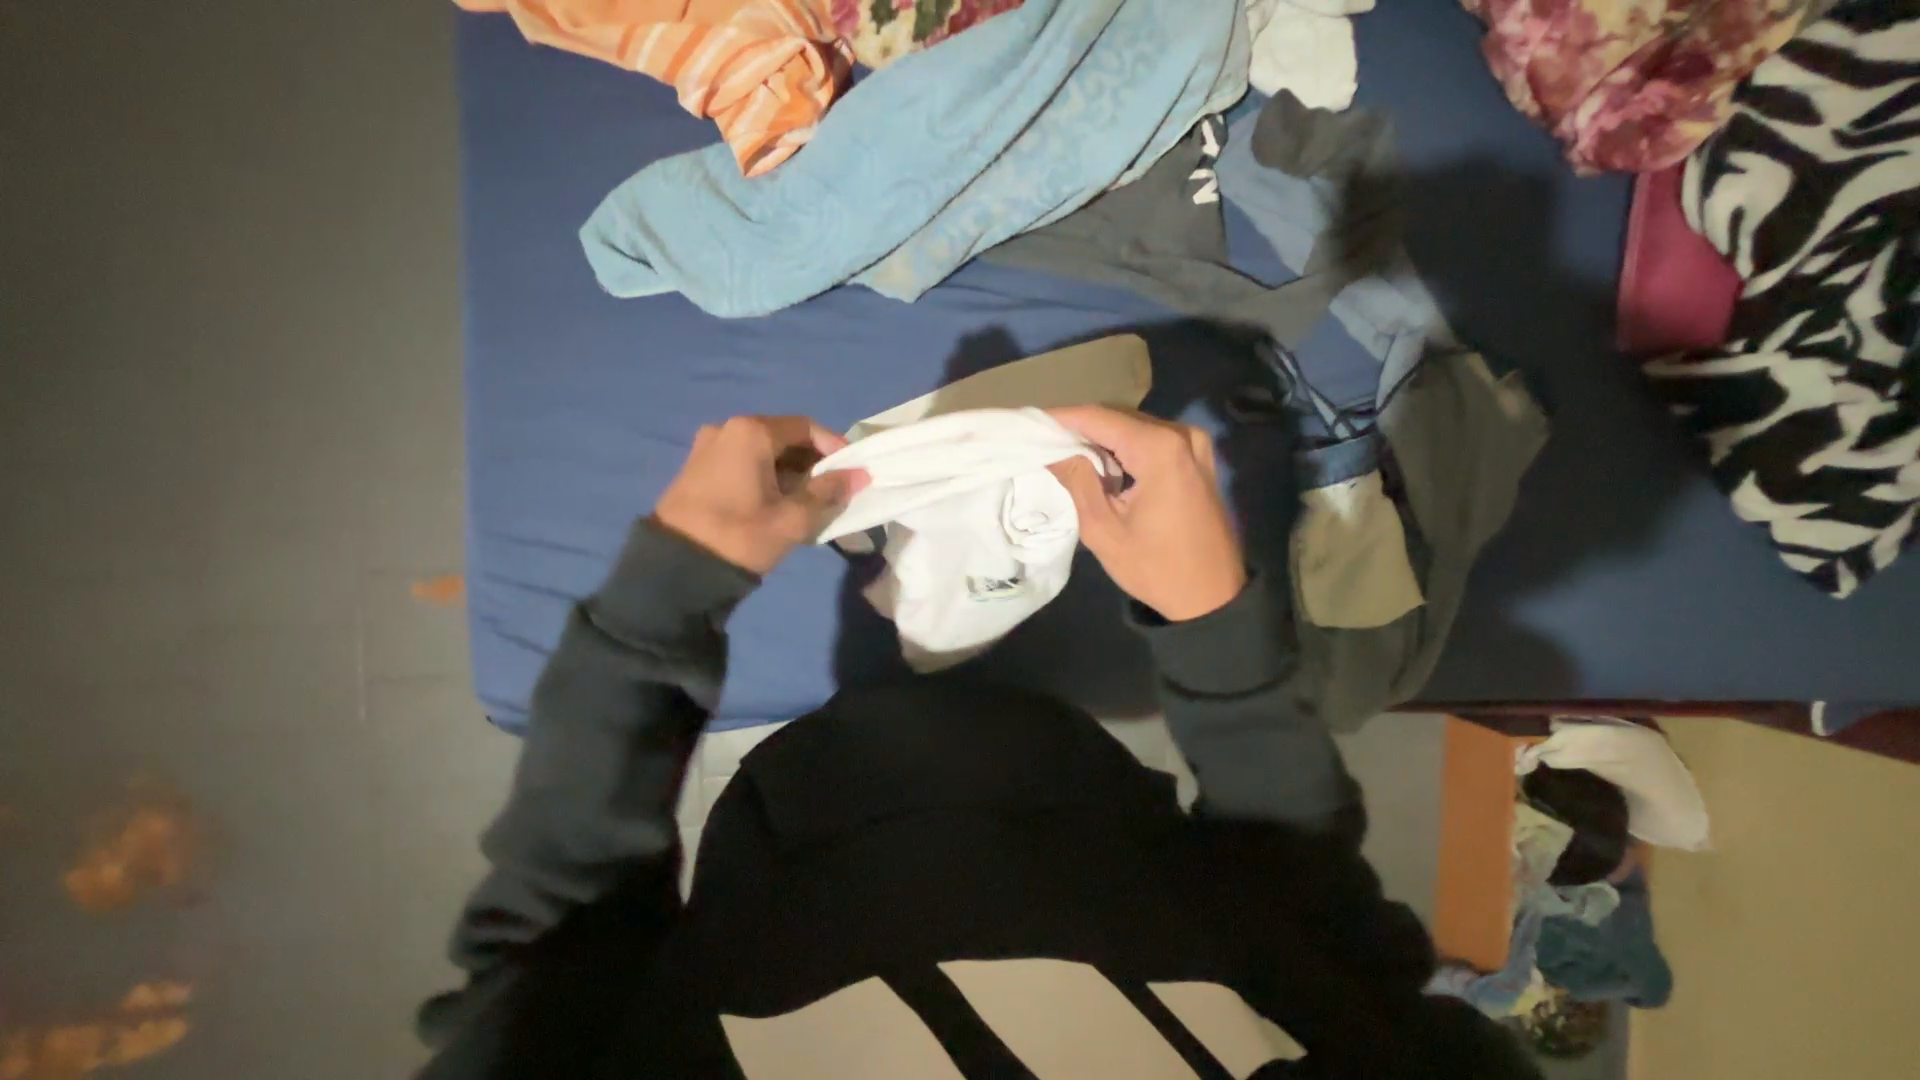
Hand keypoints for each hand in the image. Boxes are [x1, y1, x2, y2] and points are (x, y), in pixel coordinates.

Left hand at [653, 415, 866, 575]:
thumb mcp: (792, 518)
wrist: (674, 568)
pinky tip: (777, 504)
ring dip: (789, 472)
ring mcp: (708, 448)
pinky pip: (742, 463)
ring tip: (807, 502)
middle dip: (812, 462)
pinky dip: (766, 477)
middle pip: (783, 438)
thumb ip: (828, 492)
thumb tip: (859, 475)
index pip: (806, 427)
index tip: (851, 472)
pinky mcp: (697, 469)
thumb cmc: (740, 536)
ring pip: (762, 452)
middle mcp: (727, 429)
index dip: (834, 447)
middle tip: (832, 490)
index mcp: (751, 432)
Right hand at [1048, 406, 1246, 621]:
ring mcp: (1195, 445)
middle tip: (1042, 440)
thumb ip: (1077, 481)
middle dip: (1080, 428)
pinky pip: (1153, 441)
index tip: (1029, 421)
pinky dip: (1125, 448)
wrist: (1212, 597)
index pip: (1098, 418)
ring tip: (1064, 452)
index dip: (1061, 418)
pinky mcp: (1199, 459)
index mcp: (1159, 449)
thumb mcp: (1104, 530)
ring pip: (1135, 428)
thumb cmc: (1155, 568)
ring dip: (1101, 438)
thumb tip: (1052, 451)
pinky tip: (1101, 464)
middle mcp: (1181, 435)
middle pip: (1118, 418)